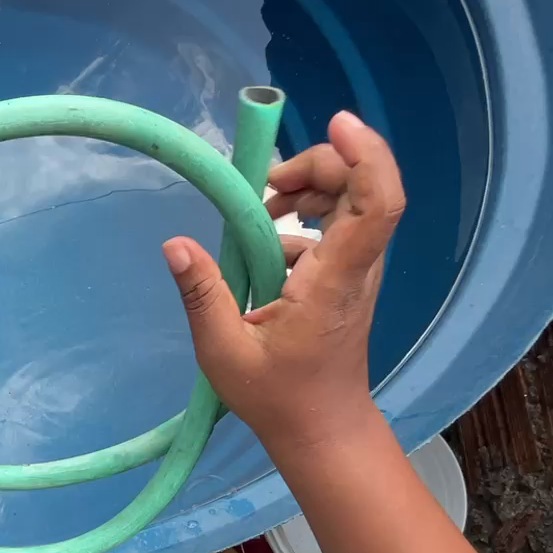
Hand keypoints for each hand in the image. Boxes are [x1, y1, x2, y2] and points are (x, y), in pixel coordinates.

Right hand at [160, 110, 404, 453]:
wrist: (321, 429)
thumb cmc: (276, 396)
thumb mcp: (223, 350)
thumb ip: (202, 294)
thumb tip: (175, 245)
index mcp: (334, 281)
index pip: (377, 201)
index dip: (365, 153)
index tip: (335, 124)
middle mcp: (356, 268)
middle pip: (361, 189)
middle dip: (318, 167)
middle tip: (265, 186)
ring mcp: (355, 273)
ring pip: (351, 206)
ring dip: (310, 191)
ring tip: (260, 210)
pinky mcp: (345, 281)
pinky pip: (336, 231)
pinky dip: (302, 222)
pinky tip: (262, 252)